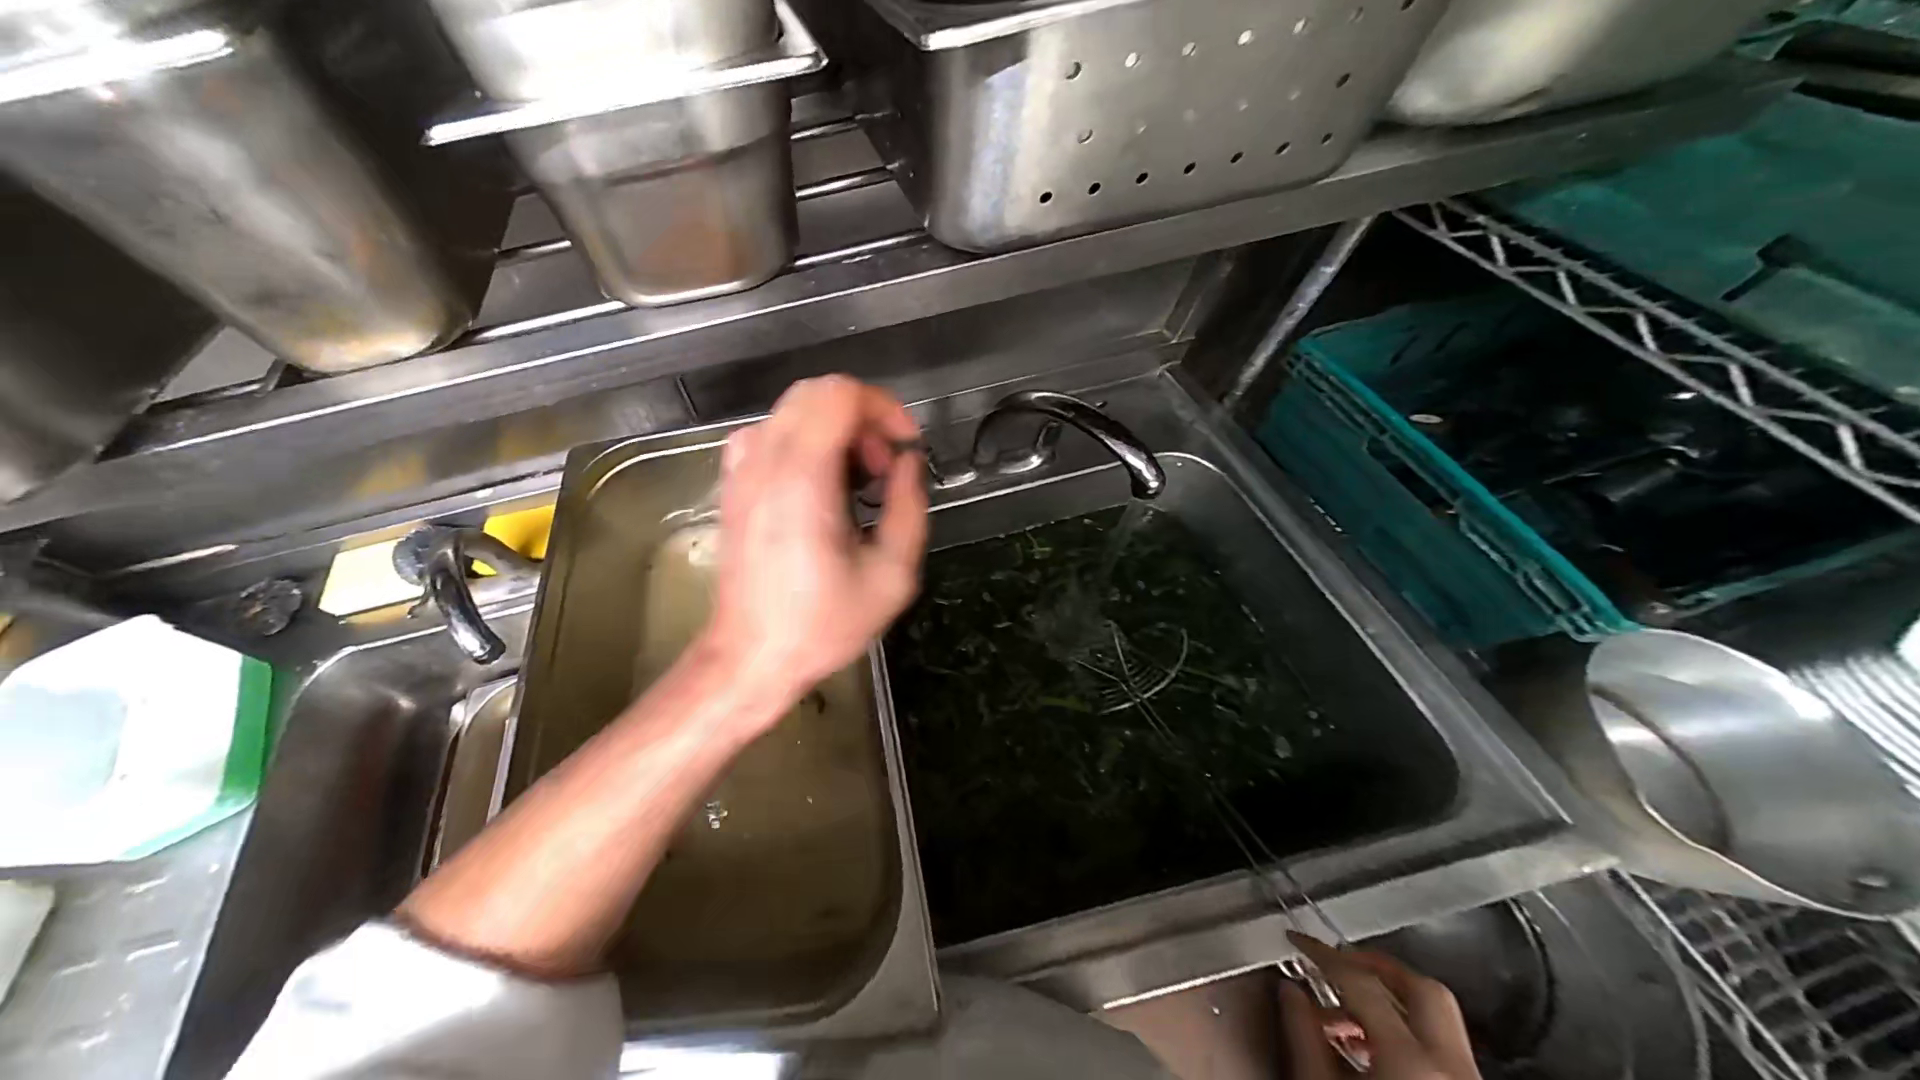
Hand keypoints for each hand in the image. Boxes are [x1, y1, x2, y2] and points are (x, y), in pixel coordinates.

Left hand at [700, 375, 928, 714]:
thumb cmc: (822, 624)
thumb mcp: (891, 576)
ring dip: (837, 429)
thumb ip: (908, 507)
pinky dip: (806, 441)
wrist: (750, 656)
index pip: (840, 394)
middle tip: (883, 469)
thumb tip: (909, 463)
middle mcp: (765, 462)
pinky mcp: (733, 484)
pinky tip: (822, 485)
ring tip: (857, 481)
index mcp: (803, 480)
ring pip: (795, 409)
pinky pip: (772, 432)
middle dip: (864, 418)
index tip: (905, 447)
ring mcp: (741, 470)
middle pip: (818, 392)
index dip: (883, 407)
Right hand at [1281, 932, 1482, 1079]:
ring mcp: (1469, 1079)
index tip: (1299, 941)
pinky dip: (1407, 1031)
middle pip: (1422, 987)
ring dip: (1391, 999)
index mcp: (1411, 1060)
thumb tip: (1290, 992)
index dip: (1323, 954)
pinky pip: (1443, 1044)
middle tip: (1338, 963)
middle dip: (1375, 965)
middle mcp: (1451, 1065)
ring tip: (1347, 1012)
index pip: (1362, 982)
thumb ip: (1302, 1037)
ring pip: (1437, 1015)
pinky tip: (1372, 1047)